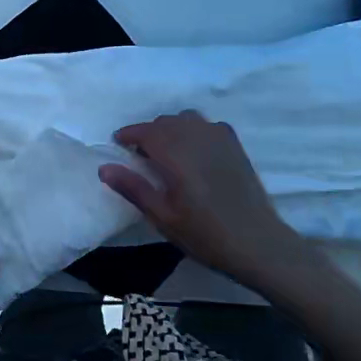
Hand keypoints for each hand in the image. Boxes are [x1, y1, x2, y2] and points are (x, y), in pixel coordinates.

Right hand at [98, 110, 302, 287]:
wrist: (256, 241)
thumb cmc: (205, 234)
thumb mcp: (162, 216)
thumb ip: (133, 188)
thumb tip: (104, 168)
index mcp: (175, 154)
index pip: (146, 131)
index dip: (129, 134)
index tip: (118, 143)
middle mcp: (196, 137)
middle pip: (165, 122)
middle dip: (149, 133)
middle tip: (140, 155)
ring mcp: (219, 137)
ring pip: (186, 119)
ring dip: (171, 129)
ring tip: (166, 152)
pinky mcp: (234, 144)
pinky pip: (207, 125)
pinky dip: (193, 130)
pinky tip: (193, 151)